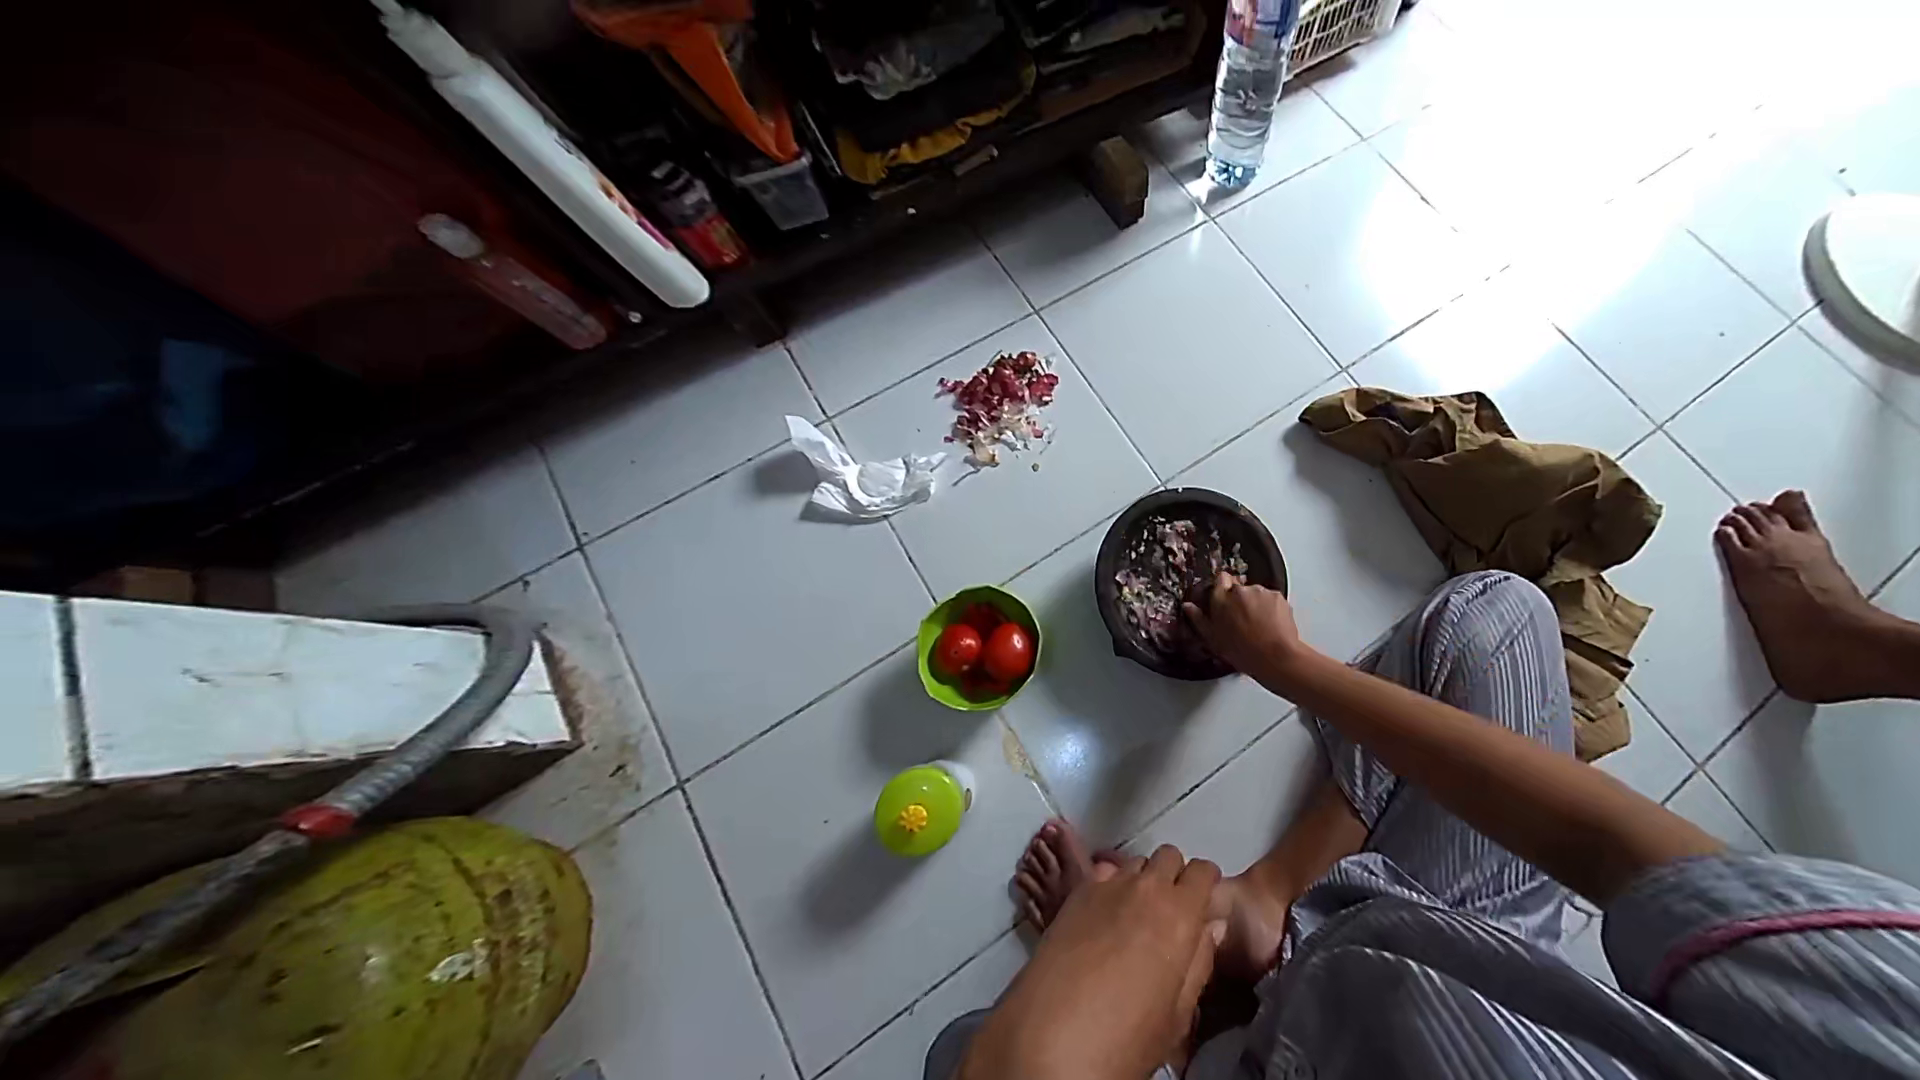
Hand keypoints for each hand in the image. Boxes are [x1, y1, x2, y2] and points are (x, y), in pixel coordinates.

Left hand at [960, 846, 1223, 1079]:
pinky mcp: (1077, 890)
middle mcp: (1146, 888)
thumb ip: (1198, 961)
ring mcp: (1108, 884)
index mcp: (1180, 915)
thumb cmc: (1129, 1034)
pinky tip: (1106, 912)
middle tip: (1173, 906)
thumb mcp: (1178, 1012)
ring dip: (1143, 878)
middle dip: (1175, 874)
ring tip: (1138, 911)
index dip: (1206, 882)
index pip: (1202, 872)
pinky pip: (1104, 872)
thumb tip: (1211, 926)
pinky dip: (1112, 883)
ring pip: (1135, 862)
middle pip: (1168, 856)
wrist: (1056, 1031)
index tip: (1205, 898)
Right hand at [1184, 571, 1310, 683]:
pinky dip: (1270, 607)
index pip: (1220, 579)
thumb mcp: (1212, 638)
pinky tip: (1269, 624)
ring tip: (1257, 624)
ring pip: (1255, 593)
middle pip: (1238, 588)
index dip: (1223, 588)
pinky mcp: (1278, 596)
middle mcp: (1239, 591)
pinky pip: (1271, 598)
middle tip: (1241, 619)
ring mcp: (1259, 592)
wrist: (1274, 657)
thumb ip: (1198, 618)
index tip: (1225, 598)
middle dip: (1239, 599)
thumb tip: (1188, 607)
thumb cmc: (1242, 651)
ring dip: (1255, 603)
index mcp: (1220, 598)